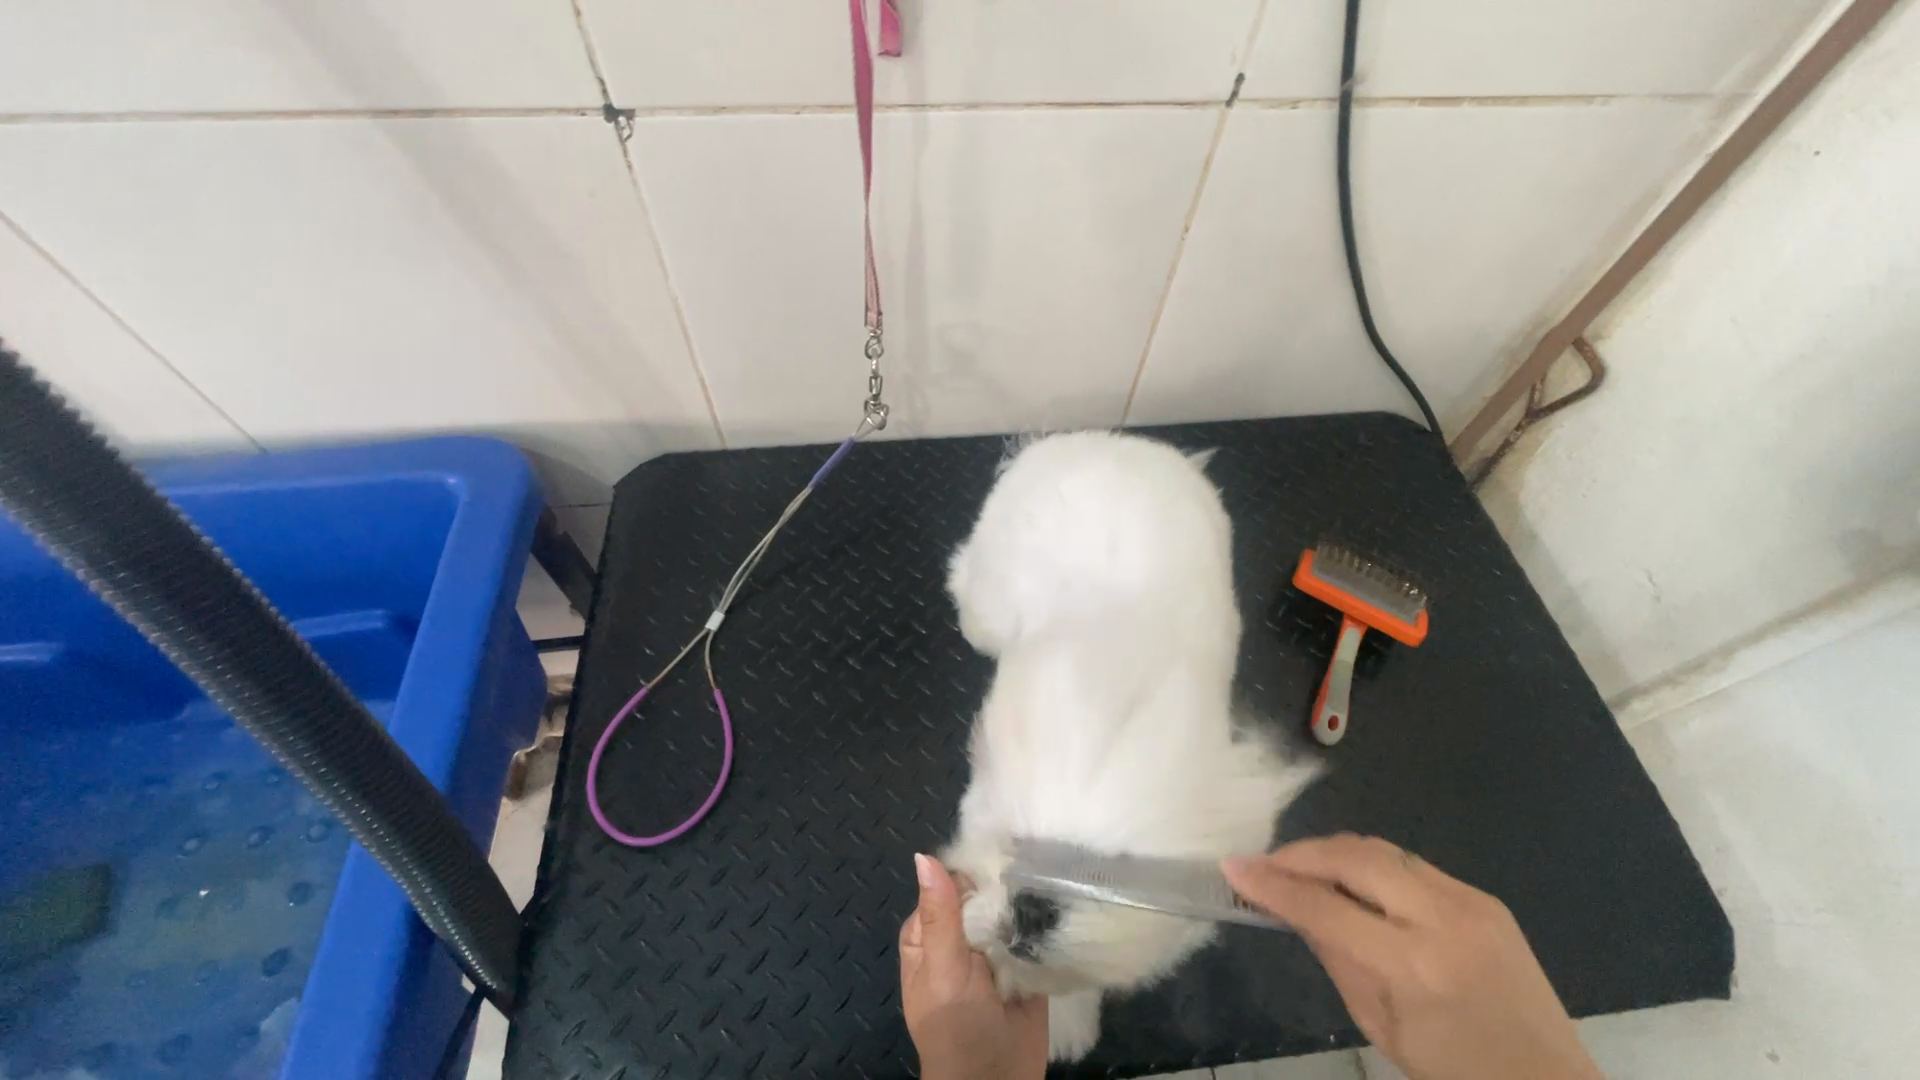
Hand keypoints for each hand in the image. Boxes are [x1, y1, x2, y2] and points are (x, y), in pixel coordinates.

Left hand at [899, 853, 1047, 1079]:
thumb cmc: (956, 1027)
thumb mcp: (942, 967)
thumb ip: (940, 914)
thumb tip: (923, 857)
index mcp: (929, 934)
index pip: (948, 886)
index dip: (970, 872)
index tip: (997, 853)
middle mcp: (960, 937)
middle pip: (982, 895)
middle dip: (1002, 887)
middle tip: (1029, 868)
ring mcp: (993, 950)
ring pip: (1009, 911)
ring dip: (1026, 902)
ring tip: (1049, 880)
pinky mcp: (1026, 963)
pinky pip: (1034, 933)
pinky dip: (1043, 923)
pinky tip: (1060, 903)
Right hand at [1224, 835, 1601, 1079]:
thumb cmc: (1456, 1075)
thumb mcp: (1380, 1026)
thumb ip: (1334, 956)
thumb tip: (1292, 907)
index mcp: (1415, 966)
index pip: (1324, 906)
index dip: (1272, 884)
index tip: (1233, 868)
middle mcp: (1444, 918)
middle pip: (1352, 856)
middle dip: (1299, 853)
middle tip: (1263, 864)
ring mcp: (1470, 900)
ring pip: (1379, 848)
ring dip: (1331, 852)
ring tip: (1299, 869)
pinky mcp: (1482, 896)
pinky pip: (1408, 863)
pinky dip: (1367, 864)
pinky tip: (1350, 883)